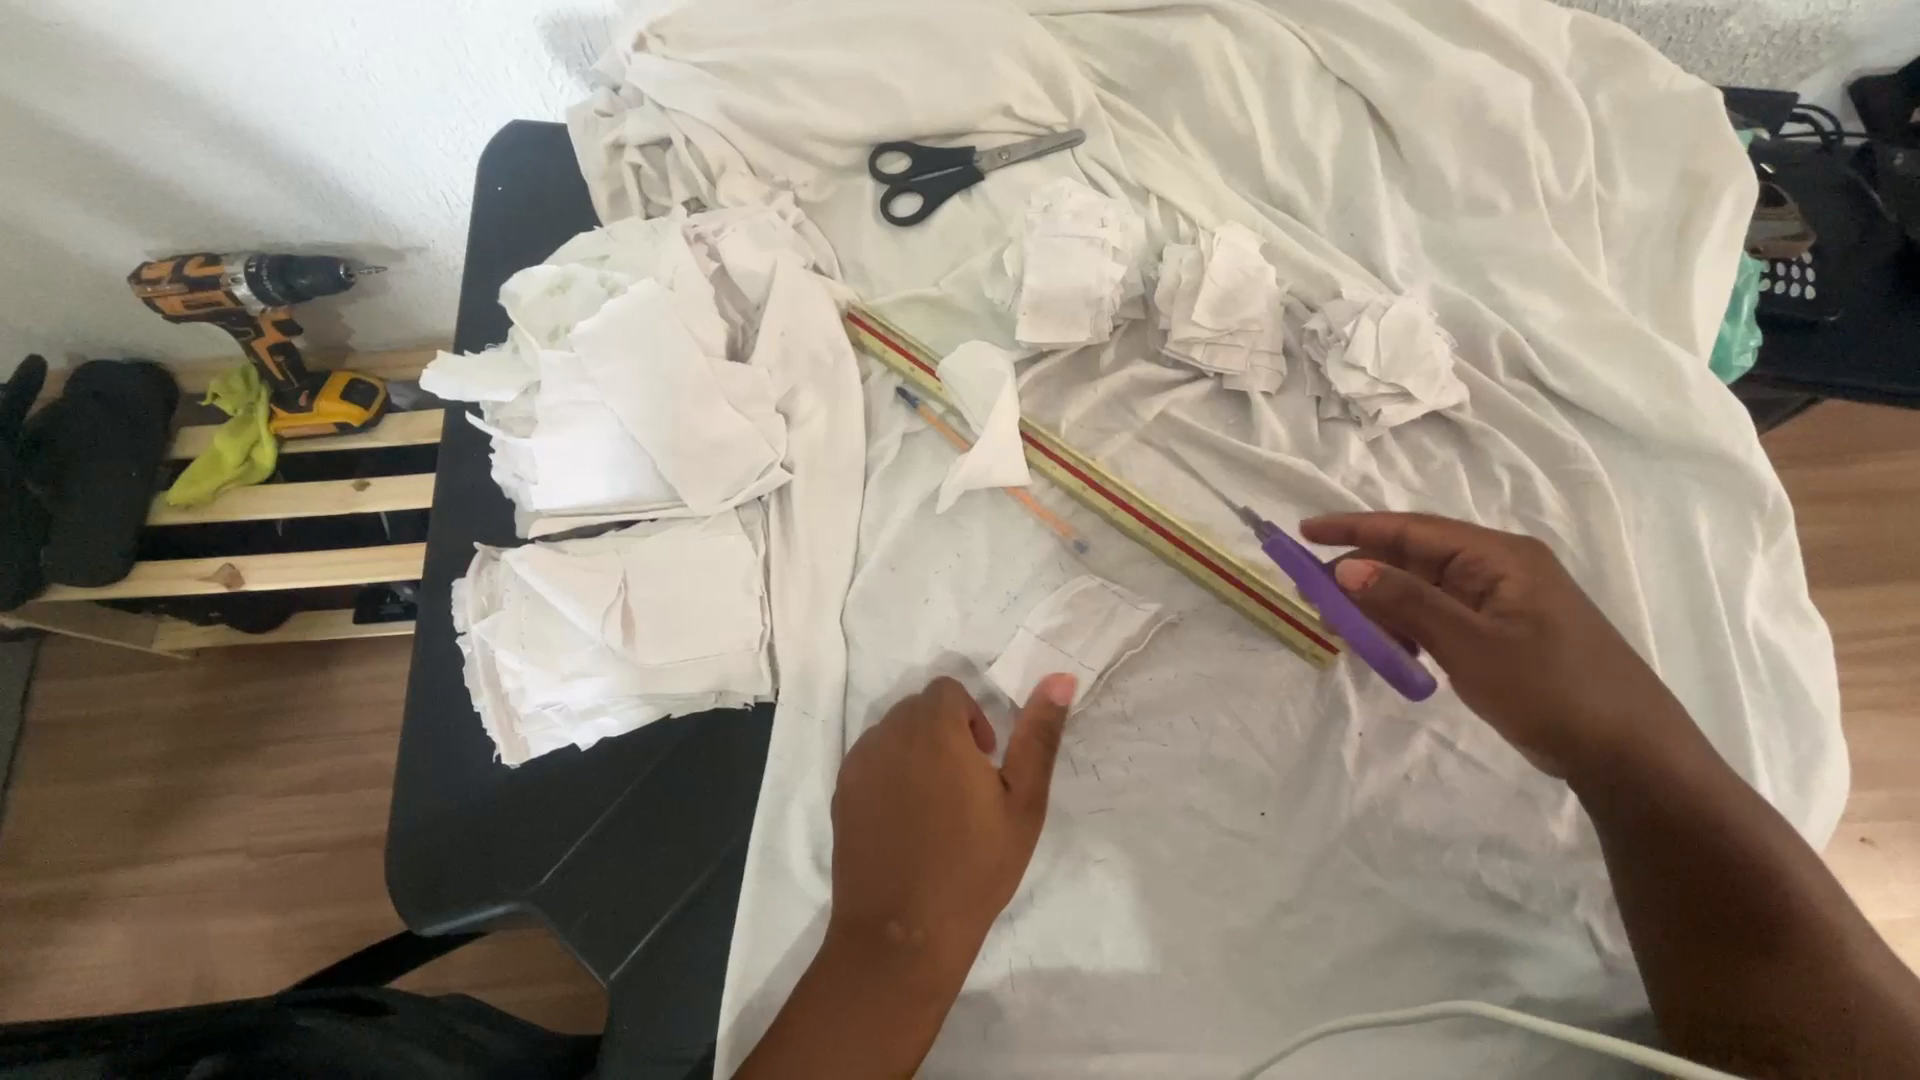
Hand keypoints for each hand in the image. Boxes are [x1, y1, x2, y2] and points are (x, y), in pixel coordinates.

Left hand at [829, 674, 1076, 975]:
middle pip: (918, 709)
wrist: (902, 934)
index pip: (948, 690)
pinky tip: (906, 823)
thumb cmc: (974, 867)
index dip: (973, 718)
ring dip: (917, 751)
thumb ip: (1039, 735)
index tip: (986, 761)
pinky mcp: (840, 794)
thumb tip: (1059, 677)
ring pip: (892, 733)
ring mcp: (858, 765)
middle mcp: (888, 735)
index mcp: (934, 730)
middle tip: (968, 785)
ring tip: (937, 806)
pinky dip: (890, 774)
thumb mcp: (1024, 802)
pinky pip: (870, 762)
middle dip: (946, 732)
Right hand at [1301, 512, 1708, 781]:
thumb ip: (1405, 601)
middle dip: (1361, 575)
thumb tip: (1346, 568)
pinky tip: (1388, 651)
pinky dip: (1406, 629)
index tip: (1304, 532)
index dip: (1354, 528)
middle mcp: (1499, 569)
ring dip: (1380, 607)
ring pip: (1421, 591)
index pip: (1412, 530)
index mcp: (1499, 557)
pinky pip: (1438, 617)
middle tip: (1314, 598)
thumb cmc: (1552, 689)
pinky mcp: (1501, 633)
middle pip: (1412, 559)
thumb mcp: (1469, 644)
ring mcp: (1501, 602)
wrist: (1629, 755)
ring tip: (1344, 632)